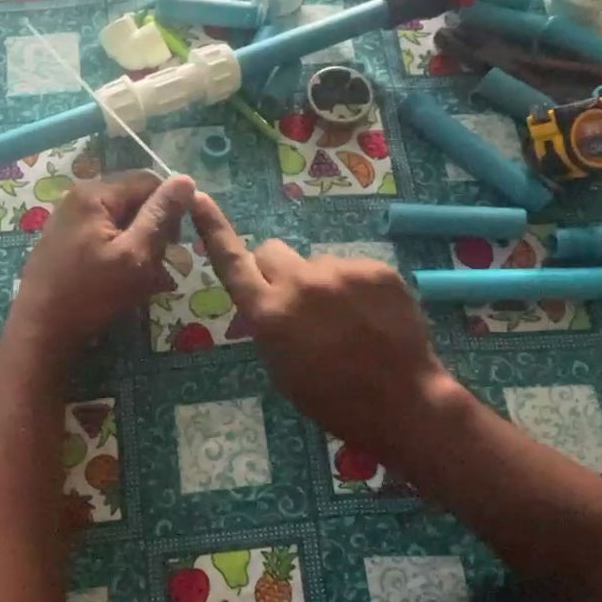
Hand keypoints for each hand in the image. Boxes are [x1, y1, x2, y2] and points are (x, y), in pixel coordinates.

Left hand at [9, 172, 195, 360]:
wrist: (40, 332)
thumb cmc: (91, 294)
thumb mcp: (136, 255)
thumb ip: (161, 215)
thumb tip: (186, 179)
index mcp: (94, 193)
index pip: (149, 181)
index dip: (171, 207)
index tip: (177, 242)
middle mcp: (78, 197)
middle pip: (133, 200)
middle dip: (154, 229)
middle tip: (165, 265)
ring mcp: (68, 220)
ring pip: (120, 222)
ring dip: (141, 246)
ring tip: (150, 280)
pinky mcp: (64, 241)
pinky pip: (103, 237)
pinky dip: (121, 254)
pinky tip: (128, 281)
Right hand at [190, 192, 470, 466]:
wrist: (404, 404)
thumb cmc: (332, 400)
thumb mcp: (281, 368)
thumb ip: (268, 324)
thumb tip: (269, 300)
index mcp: (268, 313)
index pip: (231, 261)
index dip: (212, 229)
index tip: (198, 198)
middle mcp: (299, 283)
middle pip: (272, 252)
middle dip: (276, 270)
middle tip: (297, 302)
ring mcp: (341, 272)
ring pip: (317, 264)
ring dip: (322, 284)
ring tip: (347, 322)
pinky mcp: (376, 269)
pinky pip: (353, 270)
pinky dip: (357, 289)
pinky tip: (372, 318)